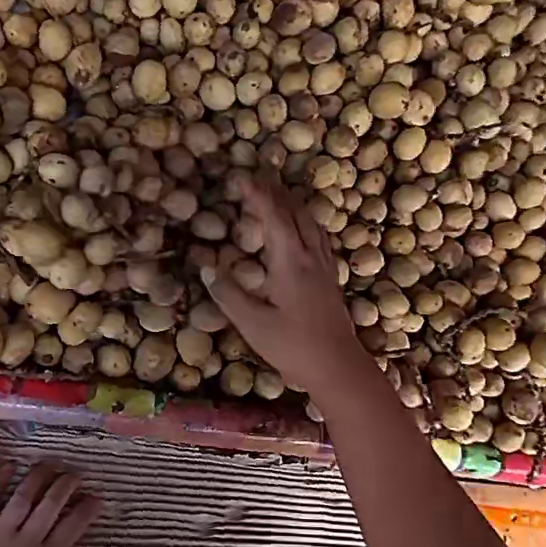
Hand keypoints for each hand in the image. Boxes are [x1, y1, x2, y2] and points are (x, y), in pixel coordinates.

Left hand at [0, 463, 101, 546]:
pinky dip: (0, 482)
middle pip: (51, 502)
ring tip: (51, 463)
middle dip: (67, 484)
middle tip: (76, 474)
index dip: (88, 508)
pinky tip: (10, 465)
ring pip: (24, 495)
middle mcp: (27, 538)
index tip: (97, 497)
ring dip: (39, 475)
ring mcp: (0, 532)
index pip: (74, 525)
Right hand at [203, 175, 375, 399]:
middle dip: (276, 193)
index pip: (274, 217)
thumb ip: (229, 295)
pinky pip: (319, 238)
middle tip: (258, 180)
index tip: (242, 179)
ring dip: (294, 205)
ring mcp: (325, 267)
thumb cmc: (294, 347)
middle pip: (296, 213)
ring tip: (280, 195)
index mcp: (291, 262)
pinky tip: (304, 231)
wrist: (339, 367)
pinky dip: (307, 223)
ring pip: (312, 224)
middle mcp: (311, 257)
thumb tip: (206, 269)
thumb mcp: (253, 324)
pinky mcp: (331, 279)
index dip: (258, 196)